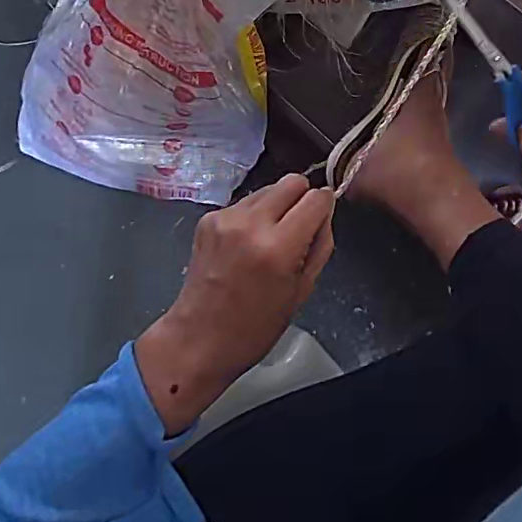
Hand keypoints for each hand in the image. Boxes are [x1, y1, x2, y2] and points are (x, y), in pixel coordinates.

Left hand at [135, 175, 334, 433]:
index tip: (320, 221)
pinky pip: (245, 202)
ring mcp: (226, 218)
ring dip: (276, 205)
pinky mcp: (208, 218)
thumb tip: (324, 212)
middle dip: (302, 198)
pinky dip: (253, 215)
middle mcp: (251, 223)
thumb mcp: (303, 290)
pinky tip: (245, 243)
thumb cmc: (256, 327)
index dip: (325, 206)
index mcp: (278, 247)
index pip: (316, 198)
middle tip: (297, 227)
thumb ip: (320, 245)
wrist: (197, 340)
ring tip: (268, 238)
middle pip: (292, 181)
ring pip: (268, 188)